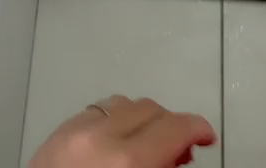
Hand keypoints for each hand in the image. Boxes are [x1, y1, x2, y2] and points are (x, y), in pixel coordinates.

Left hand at [28, 95, 216, 167]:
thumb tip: (178, 155)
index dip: (197, 128)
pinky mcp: (57, 132)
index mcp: (126, 163)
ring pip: (124, 103)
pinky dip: (114, 121)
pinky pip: (97, 111)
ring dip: (142, 120)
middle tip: (179, 154)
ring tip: (147, 148)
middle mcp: (102, 135)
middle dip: (170, 126)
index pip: (174, 128)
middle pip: (151, 109)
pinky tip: (115, 144)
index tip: (208, 137)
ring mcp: (76, 129)